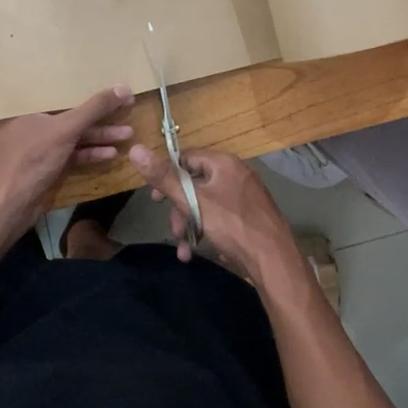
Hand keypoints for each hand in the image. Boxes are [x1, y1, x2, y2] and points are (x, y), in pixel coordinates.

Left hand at [0, 85, 134, 227]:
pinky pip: (70, 154)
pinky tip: (111, 153)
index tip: (115, 90)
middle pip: (71, 114)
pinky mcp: (44, 166)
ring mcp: (37, 147)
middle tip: (128, 110)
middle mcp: (30, 123)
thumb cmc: (32, 159)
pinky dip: (89, 153)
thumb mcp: (66, 129)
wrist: (9, 206)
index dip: (90, 89)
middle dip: (100, 116)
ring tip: (128, 134)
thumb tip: (124, 87)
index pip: (62, 92)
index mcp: (27, 108)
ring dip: (99, 136)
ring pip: (73, 136)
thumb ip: (94, 108)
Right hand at [127, 146, 297, 282]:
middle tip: (175, 233)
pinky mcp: (250, 215)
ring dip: (192, 227)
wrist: (273, 258)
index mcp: (224, 163)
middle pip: (195, 184)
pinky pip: (222, 217)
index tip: (155, 199)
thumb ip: (164, 178)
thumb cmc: (232, 225)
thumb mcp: (193, 202)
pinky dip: (210, 231)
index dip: (167, 175)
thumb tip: (135, 149)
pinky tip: (206, 250)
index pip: (186, 157)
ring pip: (207, 205)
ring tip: (186, 252)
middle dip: (180, 211)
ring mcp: (245, 195)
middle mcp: (236, 174)